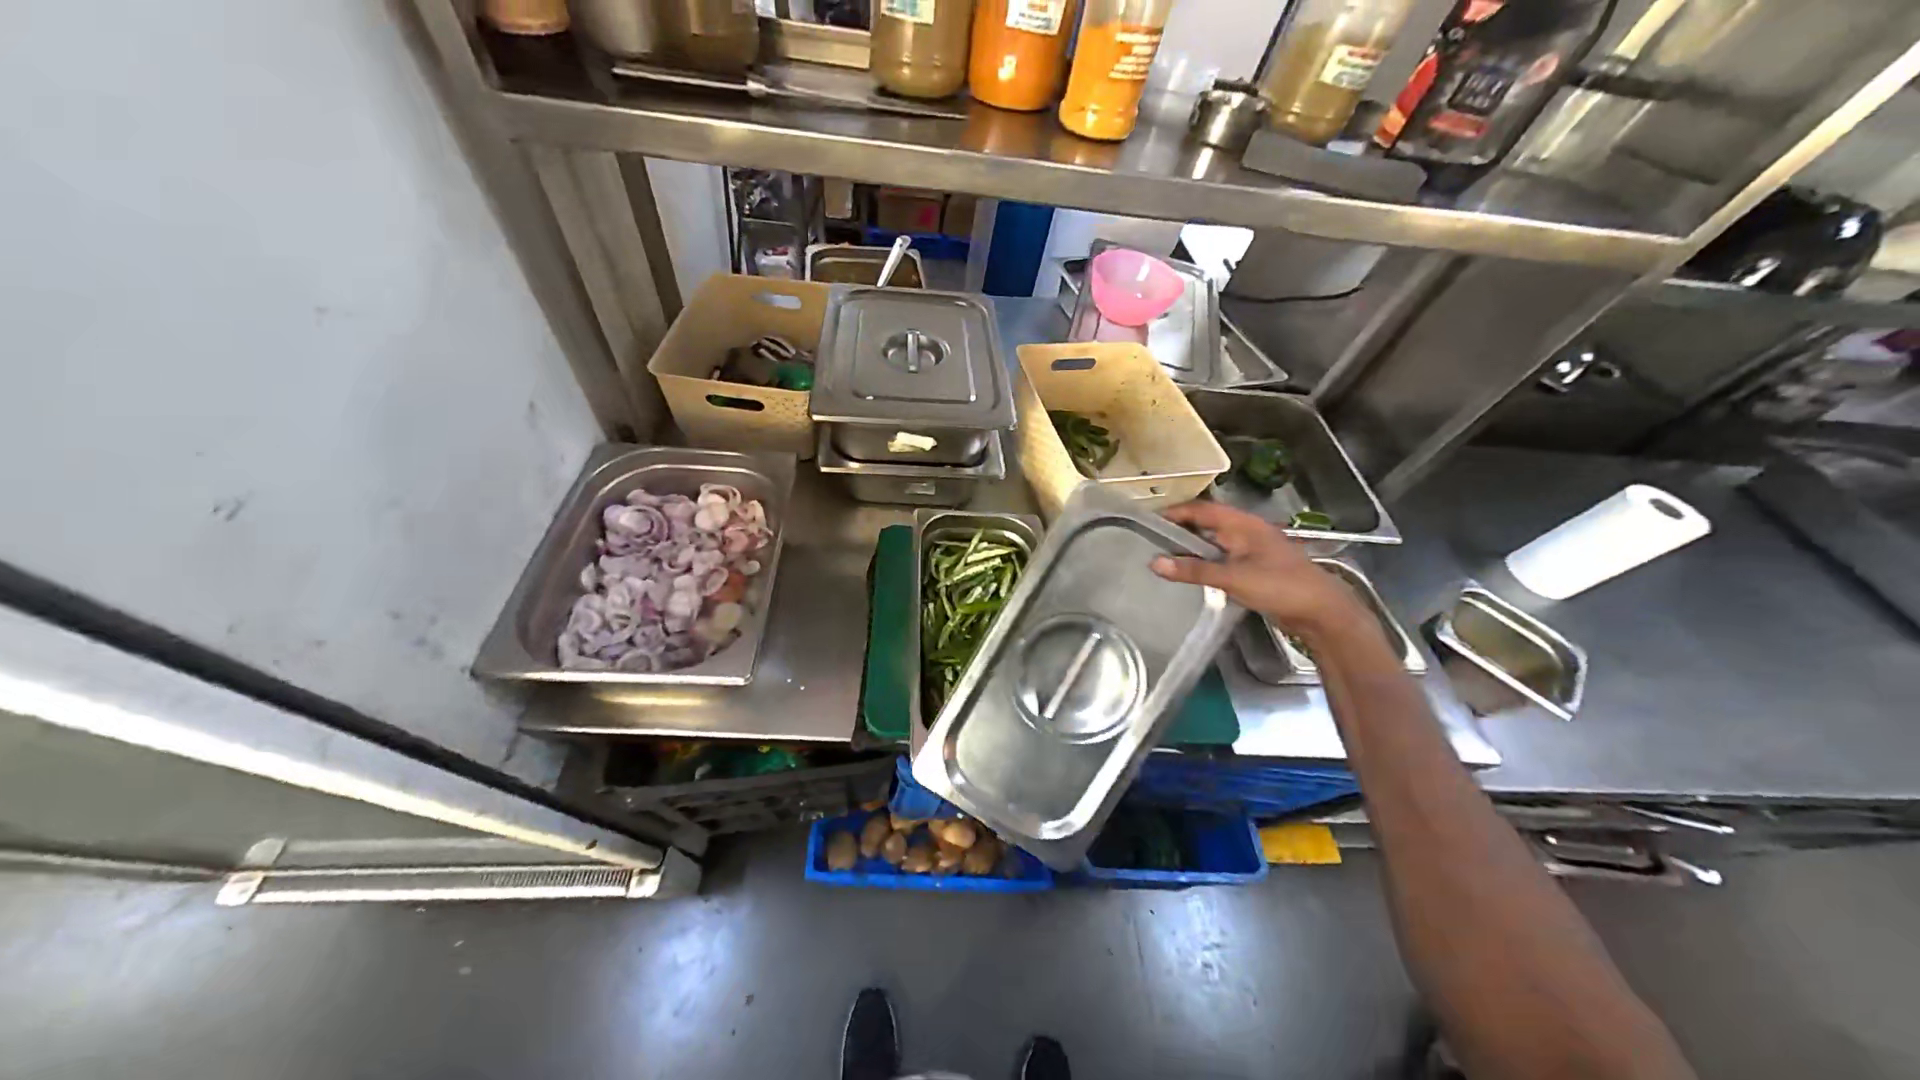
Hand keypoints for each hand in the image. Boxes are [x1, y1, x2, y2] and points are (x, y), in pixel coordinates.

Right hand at [1150, 501, 1367, 641]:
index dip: (1176, 511)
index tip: (1148, 518)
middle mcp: (1247, 532)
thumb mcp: (1233, 577)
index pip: (1202, 509)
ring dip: (1192, 547)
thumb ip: (1194, 570)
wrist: (1321, 612)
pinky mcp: (1255, 569)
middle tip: (1150, 538)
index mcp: (1243, 524)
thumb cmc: (1280, 586)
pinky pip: (1223, 560)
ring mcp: (1252, 551)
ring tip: (1163, 556)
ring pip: (1215, 543)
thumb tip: (1154, 562)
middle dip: (1181, 529)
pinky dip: (1205, 563)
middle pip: (1207, 524)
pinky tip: (1191, 574)